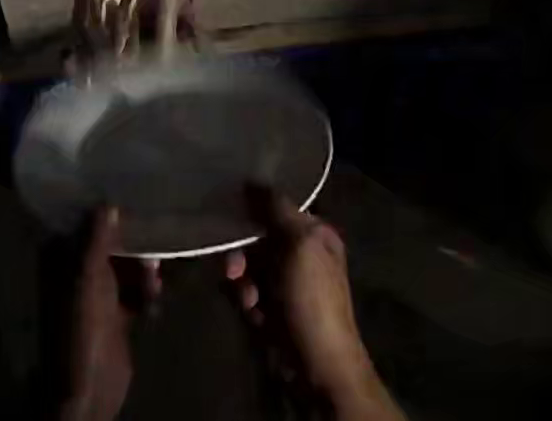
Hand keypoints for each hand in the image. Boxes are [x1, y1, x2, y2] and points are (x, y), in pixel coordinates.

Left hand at [59, 207, 160, 420]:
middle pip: (106, 240)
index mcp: (58, 254)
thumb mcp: (86, 276)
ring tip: (153, 280)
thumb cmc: (80, 326)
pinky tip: (153, 298)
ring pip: (124, 263)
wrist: (89, 389)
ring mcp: (95, 291)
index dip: (100, 206)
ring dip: (142, 268)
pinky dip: (145, 291)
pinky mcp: (115, 312)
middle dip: (131, 240)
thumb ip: (95, 237)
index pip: (77, 217)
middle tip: (153, 239)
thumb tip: (107, 200)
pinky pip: (134, 289)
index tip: (127, 191)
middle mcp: (74, 267)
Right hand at [224, 188, 405, 420]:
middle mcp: (301, 253)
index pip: (276, 205)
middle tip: (235, 268)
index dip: (253, 209)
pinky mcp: (270, 306)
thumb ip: (277, 208)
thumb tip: (253, 180)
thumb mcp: (300, 244)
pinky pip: (243, 288)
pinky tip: (252, 313)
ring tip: (248, 299)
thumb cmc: (313, 301)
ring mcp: (285, 282)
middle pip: (255, 234)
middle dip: (241, 251)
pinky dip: (243, 298)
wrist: (317, 371)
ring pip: (245, 261)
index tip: (234, 216)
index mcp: (316, 234)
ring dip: (240, 279)